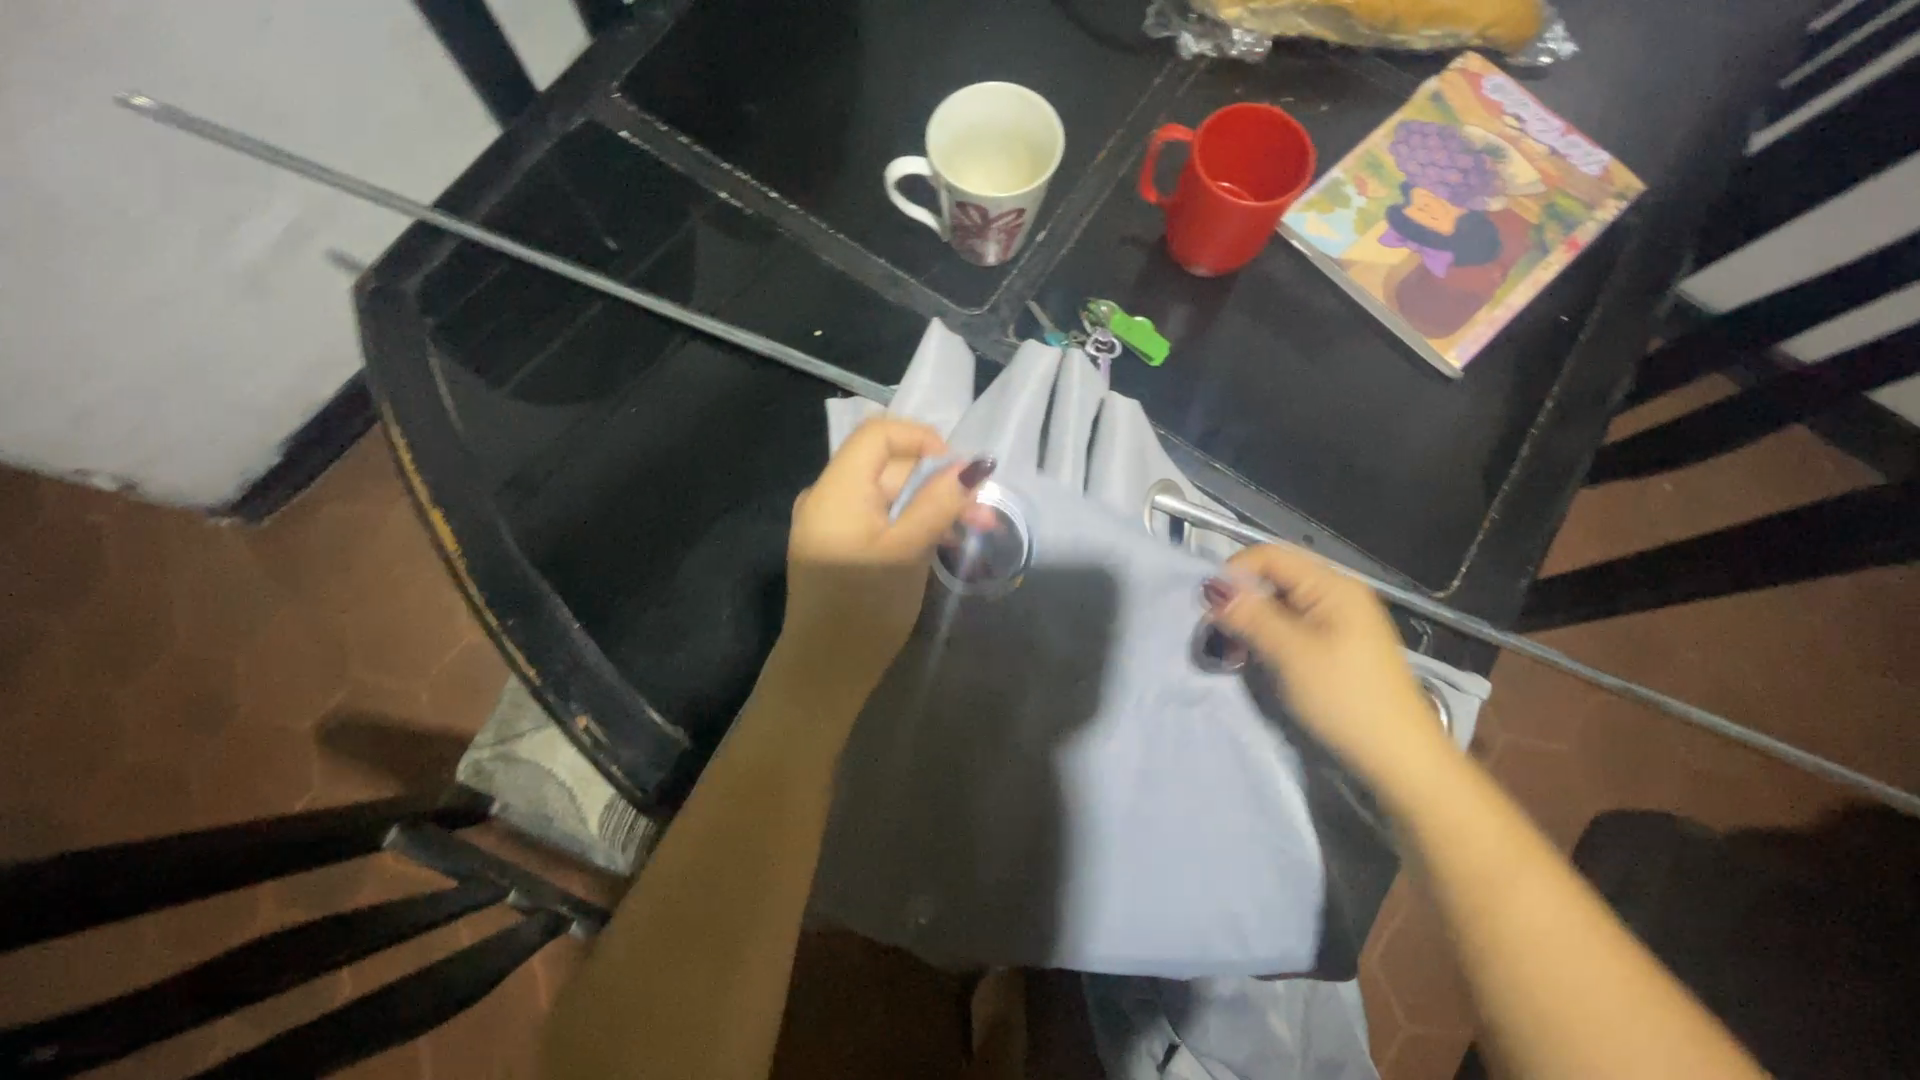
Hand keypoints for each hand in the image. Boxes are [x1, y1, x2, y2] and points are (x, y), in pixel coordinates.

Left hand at [779, 418, 995, 693]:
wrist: (825, 670)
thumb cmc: (864, 607)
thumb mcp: (908, 550)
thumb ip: (939, 503)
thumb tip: (975, 464)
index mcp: (837, 487)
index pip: (879, 433)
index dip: (924, 441)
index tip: (961, 473)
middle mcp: (830, 495)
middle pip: (890, 465)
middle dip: (941, 482)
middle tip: (984, 512)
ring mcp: (835, 522)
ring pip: (891, 495)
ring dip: (934, 506)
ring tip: (978, 530)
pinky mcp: (843, 546)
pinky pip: (882, 519)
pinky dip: (914, 524)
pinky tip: (948, 543)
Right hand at [1205, 545, 1445, 779]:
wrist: (1398, 756)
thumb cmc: (1345, 699)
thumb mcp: (1292, 655)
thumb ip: (1252, 616)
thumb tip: (1213, 587)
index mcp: (1332, 585)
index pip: (1270, 555)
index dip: (1234, 573)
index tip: (1208, 608)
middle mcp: (1337, 593)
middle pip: (1275, 578)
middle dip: (1241, 599)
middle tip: (1218, 635)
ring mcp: (1340, 620)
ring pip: (1281, 604)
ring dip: (1253, 621)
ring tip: (1236, 652)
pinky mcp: (1338, 645)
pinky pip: (1294, 626)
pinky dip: (1270, 636)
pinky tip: (1260, 659)